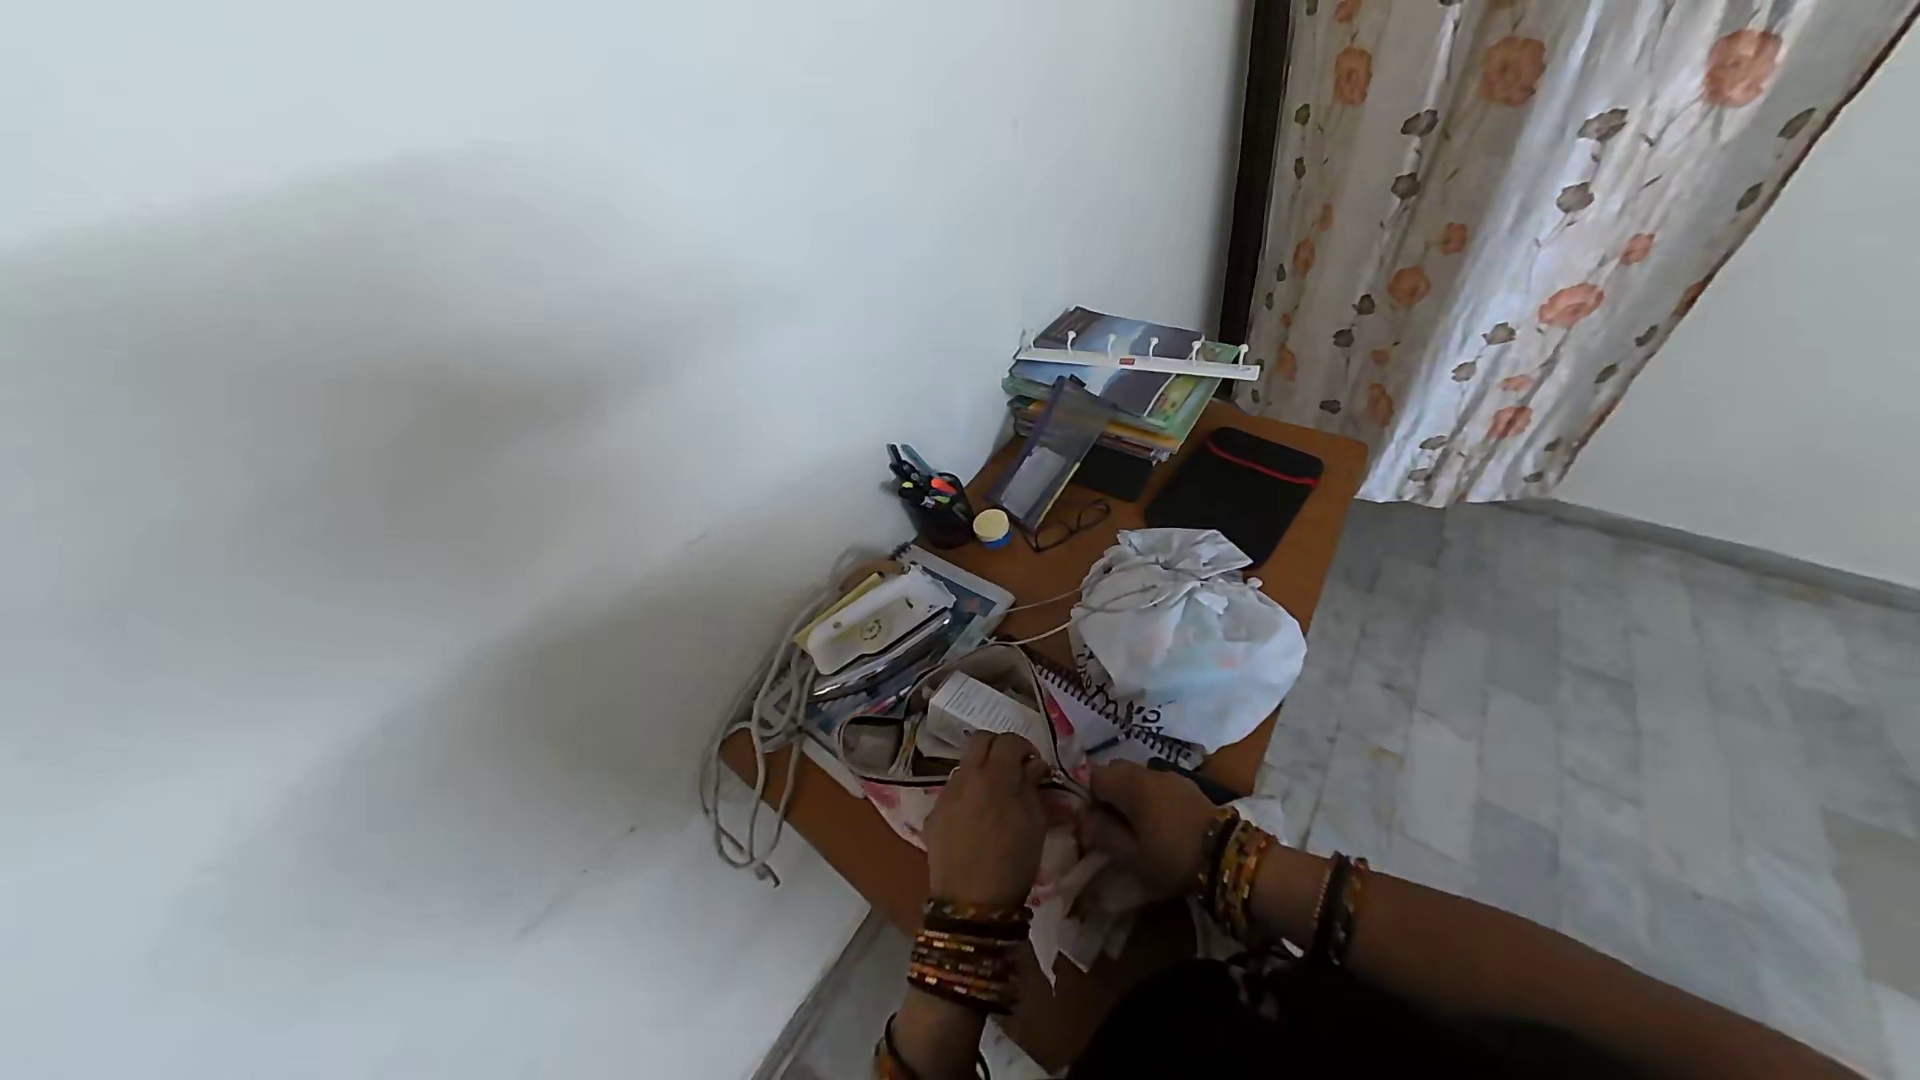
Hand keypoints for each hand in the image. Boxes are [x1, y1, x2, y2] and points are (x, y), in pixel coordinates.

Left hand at [923, 732, 1049, 907]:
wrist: (971, 905)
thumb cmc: (1013, 863)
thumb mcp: (1035, 823)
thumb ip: (1031, 786)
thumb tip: (1031, 765)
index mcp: (994, 776)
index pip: (1007, 740)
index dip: (1023, 746)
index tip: (1033, 764)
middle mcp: (965, 776)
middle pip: (980, 740)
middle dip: (999, 747)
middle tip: (1013, 768)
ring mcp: (945, 794)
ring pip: (963, 764)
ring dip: (981, 769)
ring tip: (994, 796)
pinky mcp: (932, 813)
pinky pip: (952, 791)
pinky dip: (967, 793)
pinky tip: (975, 819)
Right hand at [1076, 760, 1217, 899]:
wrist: (1227, 856)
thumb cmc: (1171, 856)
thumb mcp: (1131, 855)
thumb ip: (1102, 833)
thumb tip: (1084, 817)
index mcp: (1128, 784)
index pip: (1094, 775)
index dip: (1090, 796)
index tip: (1098, 821)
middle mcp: (1146, 771)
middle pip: (1115, 770)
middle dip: (1110, 790)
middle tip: (1116, 822)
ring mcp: (1169, 774)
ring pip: (1136, 775)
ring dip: (1131, 792)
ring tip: (1138, 822)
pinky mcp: (1187, 783)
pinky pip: (1156, 782)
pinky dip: (1151, 794)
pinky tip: (1160, 819)